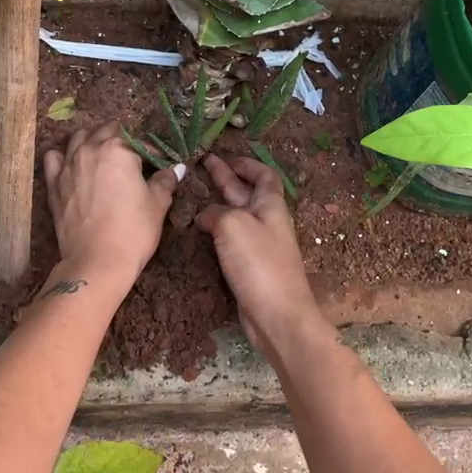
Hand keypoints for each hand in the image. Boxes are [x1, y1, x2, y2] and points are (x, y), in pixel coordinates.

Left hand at [42, 122, 180, 283]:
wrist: (97, 261)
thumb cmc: (133, 231)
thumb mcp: (157, 204)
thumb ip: (165, 181)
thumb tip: (176, 169)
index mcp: (118, 150)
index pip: (139, 143)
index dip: (153, 154)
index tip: (160, 167)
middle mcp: (89, 150)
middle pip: (106, 133)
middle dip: (122, 141)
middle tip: (134, 161)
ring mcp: (67, 166)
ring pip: (77, 139)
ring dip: (92, 142)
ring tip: (103, 157)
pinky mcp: (53, 185)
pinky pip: (53, 159)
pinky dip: (62, 157)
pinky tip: (72, 166)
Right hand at [194, 154, 329, 356]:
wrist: (277, 315)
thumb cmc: (259, 263)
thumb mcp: (232, 225)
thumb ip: (215, 213)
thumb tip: (204, 216)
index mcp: (270, 205)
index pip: (264, 175)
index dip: (247, 164)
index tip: (226, 157)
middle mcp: (266, 222)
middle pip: (246, 193)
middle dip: (225, 178)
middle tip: (201, 166)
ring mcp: (258, 246)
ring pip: (236, 216)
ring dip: (217, 203)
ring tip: (194, 196)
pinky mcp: (249, 267)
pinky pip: (231, 240)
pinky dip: (216, 230)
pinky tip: (200, 230)